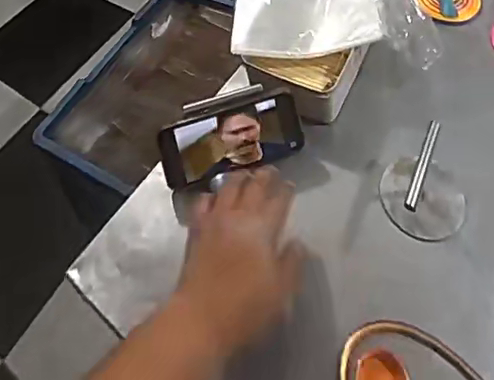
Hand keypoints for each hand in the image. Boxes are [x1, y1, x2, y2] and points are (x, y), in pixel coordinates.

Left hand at [171, 167, 303, 356]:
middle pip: (255, 185)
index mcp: (265, 227)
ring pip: (229, 186)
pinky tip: (214, 197)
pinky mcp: (196, 231)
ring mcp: (216, 220)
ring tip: (245, 175)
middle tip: (271, 171)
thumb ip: (292, 262)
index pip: (280, 198)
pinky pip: (203, 202)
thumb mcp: (281, 291)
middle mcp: (241, 216)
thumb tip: (297, 242)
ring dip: (240, 177)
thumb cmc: (245, 308)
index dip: (286, 189)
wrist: (197, 321)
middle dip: (266, 175)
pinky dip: (211, 195)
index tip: (290, 185)